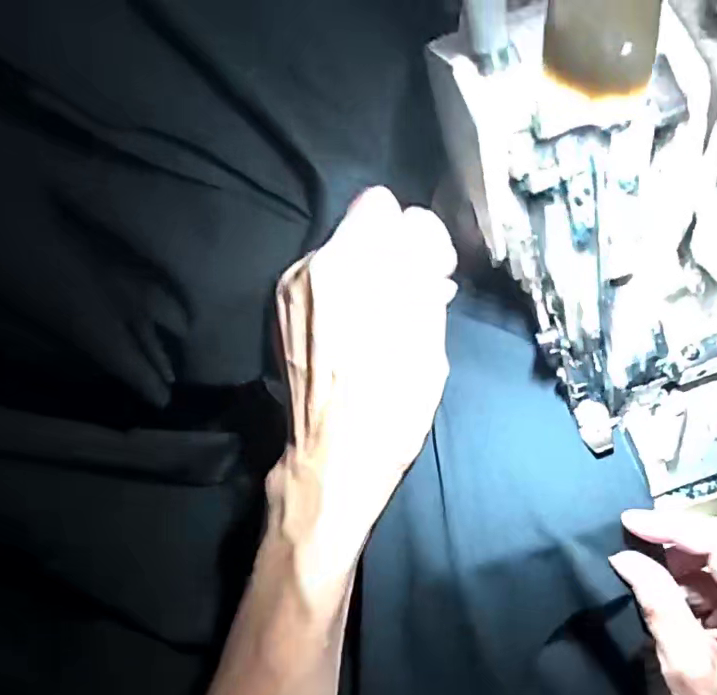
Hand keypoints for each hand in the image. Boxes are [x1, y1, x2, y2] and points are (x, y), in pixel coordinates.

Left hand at [269, 187, 456, 585]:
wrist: (332, 458)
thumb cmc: (390, 411)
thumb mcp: (428, 345)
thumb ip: (424, 284)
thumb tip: (422, 258)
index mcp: (360, 268)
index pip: (398, 213)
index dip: (424, 242)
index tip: (433, 274)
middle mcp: (318, 264)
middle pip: (367, 222)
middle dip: (397, 252)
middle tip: (415, 294)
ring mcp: (294, 286)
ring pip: (345, 249)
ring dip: (372, 273)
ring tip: (390, 318)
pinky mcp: (282, 309)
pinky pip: (325, 277)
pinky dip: (348, 292)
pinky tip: (362, 330)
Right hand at [608, 509, 716, 694]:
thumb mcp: (682, 663)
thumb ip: (658, 602)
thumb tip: (625, 558)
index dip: (672, 527)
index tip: (630, 522)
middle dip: (681, 535)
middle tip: (637, 543)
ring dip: (692, 552)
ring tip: (655, 570)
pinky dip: (706, 570)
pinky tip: (680, 585)